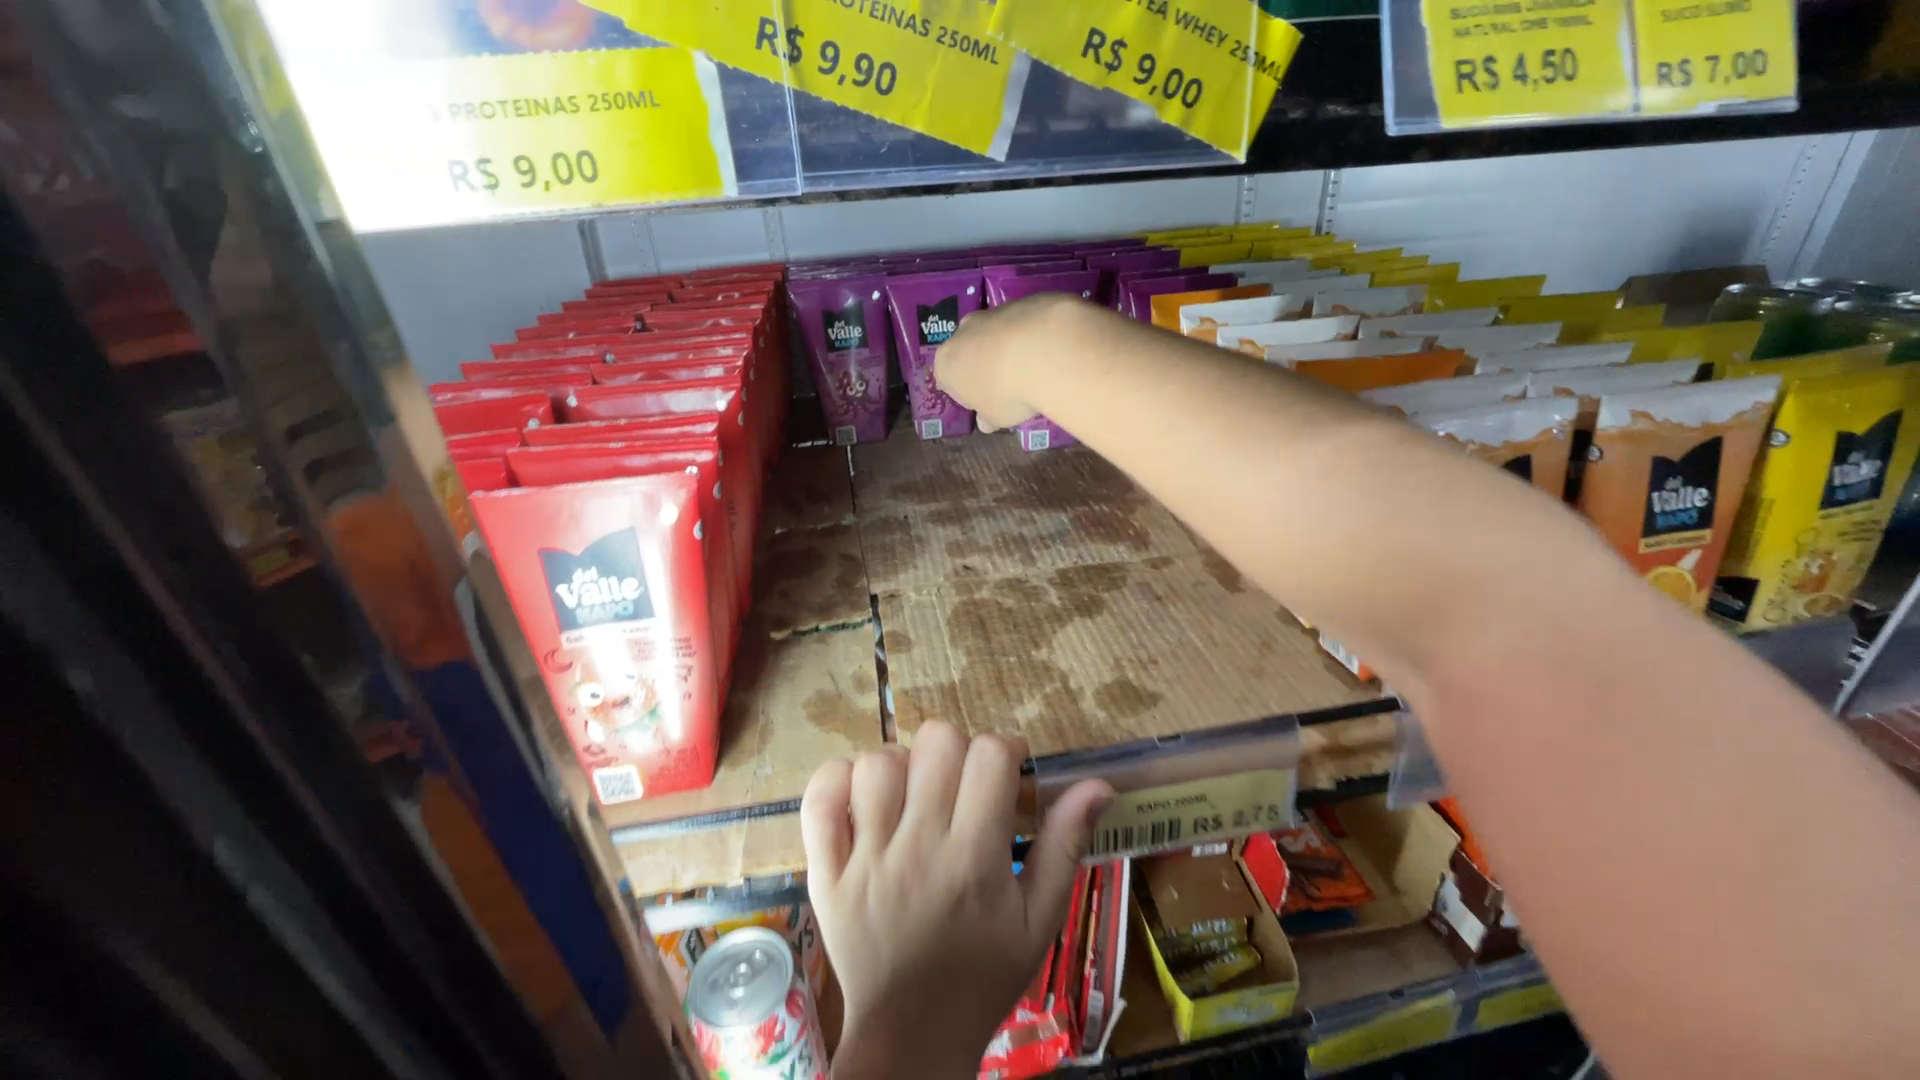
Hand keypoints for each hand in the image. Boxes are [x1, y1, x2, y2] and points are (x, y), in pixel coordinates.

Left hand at [801, 722, 1112, 1078]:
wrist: (912, 1035)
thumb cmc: (984, 976)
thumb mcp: (1040, 921)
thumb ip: (1065, 846)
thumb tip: (1099, 784)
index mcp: (975, 859)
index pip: (990, 754)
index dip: (1005, 751)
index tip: (1006, 776)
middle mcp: (918, 848)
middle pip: (936, 742)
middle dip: (957, 751)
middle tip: (961, 785)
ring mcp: (864, 858)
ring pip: (878, 762)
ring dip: (902, 767)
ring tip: (912, 795)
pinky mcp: (825, 870)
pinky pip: (820, 798)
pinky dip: (838, 781)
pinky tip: (861, 796)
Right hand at [934, 293, 1090, 431]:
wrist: (1045, 348)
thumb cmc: (1009, 393)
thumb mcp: (997, 417)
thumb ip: (988, 418)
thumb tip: (985, 423)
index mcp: (946, 362)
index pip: (948, 381)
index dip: (967, 394)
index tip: (985, 403)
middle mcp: (962, 332)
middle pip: (969, 351)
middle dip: (984, 365)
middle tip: (1007, 385)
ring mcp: (992, 312)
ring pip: (995, 333)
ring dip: (1007, 347)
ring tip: (1032, 368)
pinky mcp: (1021, 300)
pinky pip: (1021, 322)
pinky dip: (1030, 334)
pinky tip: (1047, 349)